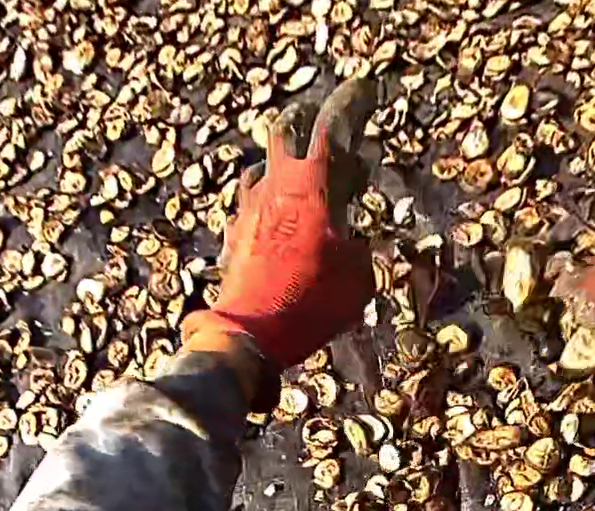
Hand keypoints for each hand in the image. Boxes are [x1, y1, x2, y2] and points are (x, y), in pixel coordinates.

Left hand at [181, 78, 376, 368]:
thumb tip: (355, 242)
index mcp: (311, 183)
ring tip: (289, 181)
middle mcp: (274, 185)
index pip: (334, 123)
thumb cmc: (310, 303)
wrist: (250, 334)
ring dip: (274, 168)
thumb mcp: (357, 280)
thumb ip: (361, 249)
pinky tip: (266, 225)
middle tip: (314, 125)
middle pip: (284, 129)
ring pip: (257, 168)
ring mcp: (246, 209)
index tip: (365, 93)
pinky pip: (244, 209)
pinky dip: (259, 208)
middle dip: (302, 120)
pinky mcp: (229, 237)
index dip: (353, 103)